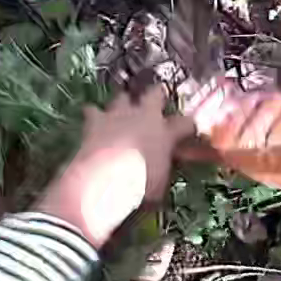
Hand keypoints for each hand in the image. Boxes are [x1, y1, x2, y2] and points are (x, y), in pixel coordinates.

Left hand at [35, 92, 193, 247]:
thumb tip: (162, 170)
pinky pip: (93, 110)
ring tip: (121, 110)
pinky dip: (93, 115)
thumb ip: (163, 169)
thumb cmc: (140, 186)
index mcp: (166, 133)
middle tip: (154, 102)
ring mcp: (119, 114)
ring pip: (123, 97)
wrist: (106, 179)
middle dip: (156, 96)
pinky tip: (91, 118)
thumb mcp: (160, 184)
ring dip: (123, 103)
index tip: (188, 130)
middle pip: (155, 94)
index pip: (185, 123)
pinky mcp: (95, 120)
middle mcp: (145, 117)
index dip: (188, 126)